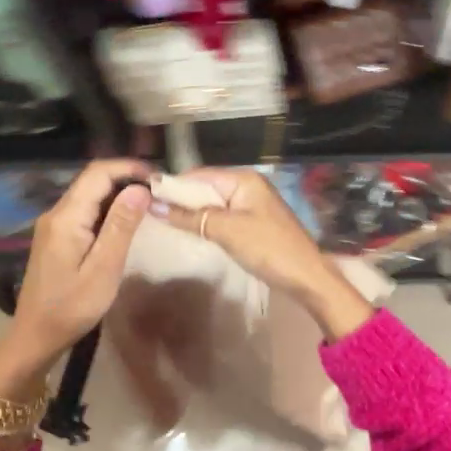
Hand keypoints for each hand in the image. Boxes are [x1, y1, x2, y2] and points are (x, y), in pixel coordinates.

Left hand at [0, 159, 152, 399]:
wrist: (36, 336)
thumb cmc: (72, 307)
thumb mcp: (104, 269)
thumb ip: (121, 227)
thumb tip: (140, 189)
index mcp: (66, 218)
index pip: (98, 174)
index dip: (129, 168)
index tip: (159, 178)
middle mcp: (57, 214)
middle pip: (93, 180)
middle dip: (127, 178)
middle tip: (161, 192)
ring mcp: (54, 226)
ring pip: (89, 195)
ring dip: (119, 194)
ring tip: (151, 205)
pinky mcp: (57, 238)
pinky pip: (85, 212)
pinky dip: (109, 210)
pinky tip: (127, 223)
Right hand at [151, 167, 374, 339]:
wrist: (306, 276)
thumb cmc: (268, 248)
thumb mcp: (226, 230)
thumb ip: (191, 217)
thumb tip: (154, 205)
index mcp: (244, 179)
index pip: (199, 174)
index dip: (172, 185)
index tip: (144, 198)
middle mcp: (248, 185)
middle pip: (205, 187)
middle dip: (181, 199)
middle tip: (150, 214)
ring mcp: (253, 204)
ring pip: (214, 203)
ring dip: (193, 213)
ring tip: (164, 224)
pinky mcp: (255, 223)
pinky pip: (224, 217)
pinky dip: (207, 223)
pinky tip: (192, 233)